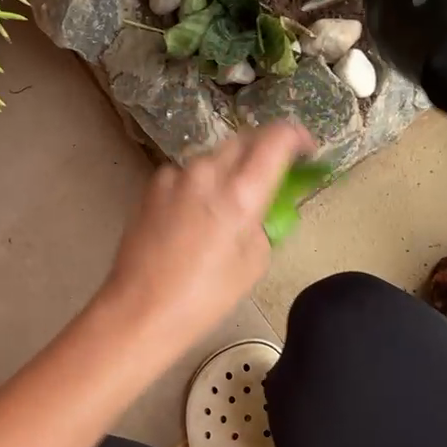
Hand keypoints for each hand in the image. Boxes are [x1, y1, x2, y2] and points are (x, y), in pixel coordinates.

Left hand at [99, 124, 314, 344]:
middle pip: (244, 140)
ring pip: (212, 157)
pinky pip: (185, 175)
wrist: (141, 309)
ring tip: (228, 201)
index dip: (296, 136)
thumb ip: (260, 223)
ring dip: (228, 169)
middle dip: (263, 150)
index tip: (305, 149)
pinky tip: (194, 215)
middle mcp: (207, 173)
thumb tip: (255, 209)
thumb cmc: (204, 297)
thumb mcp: (253, 262)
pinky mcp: (152, 186)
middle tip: (271, 173)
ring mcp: (175, 176)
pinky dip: (198, 185)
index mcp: (241, 193)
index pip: (276, 139)